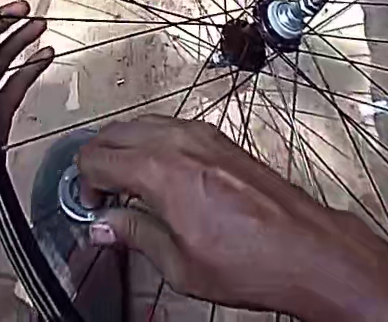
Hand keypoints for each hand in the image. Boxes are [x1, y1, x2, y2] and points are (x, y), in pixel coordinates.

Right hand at [77, 117, 387, 321]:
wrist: (303, 245)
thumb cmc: (246, 261)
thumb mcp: (180, 264)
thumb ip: (135, 234)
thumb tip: (103, 226)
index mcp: (159, 170)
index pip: (98, 156)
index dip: (85, 181)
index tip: (92, 205)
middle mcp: (174, 138)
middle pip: (114, 132)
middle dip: (98, 159)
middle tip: (102, 196)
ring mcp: (196, 130)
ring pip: (139, 123)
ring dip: (123, 147)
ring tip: (127, 185)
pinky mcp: (214, 133)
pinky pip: (165, 124)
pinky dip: (148, 140)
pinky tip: (157, 171)